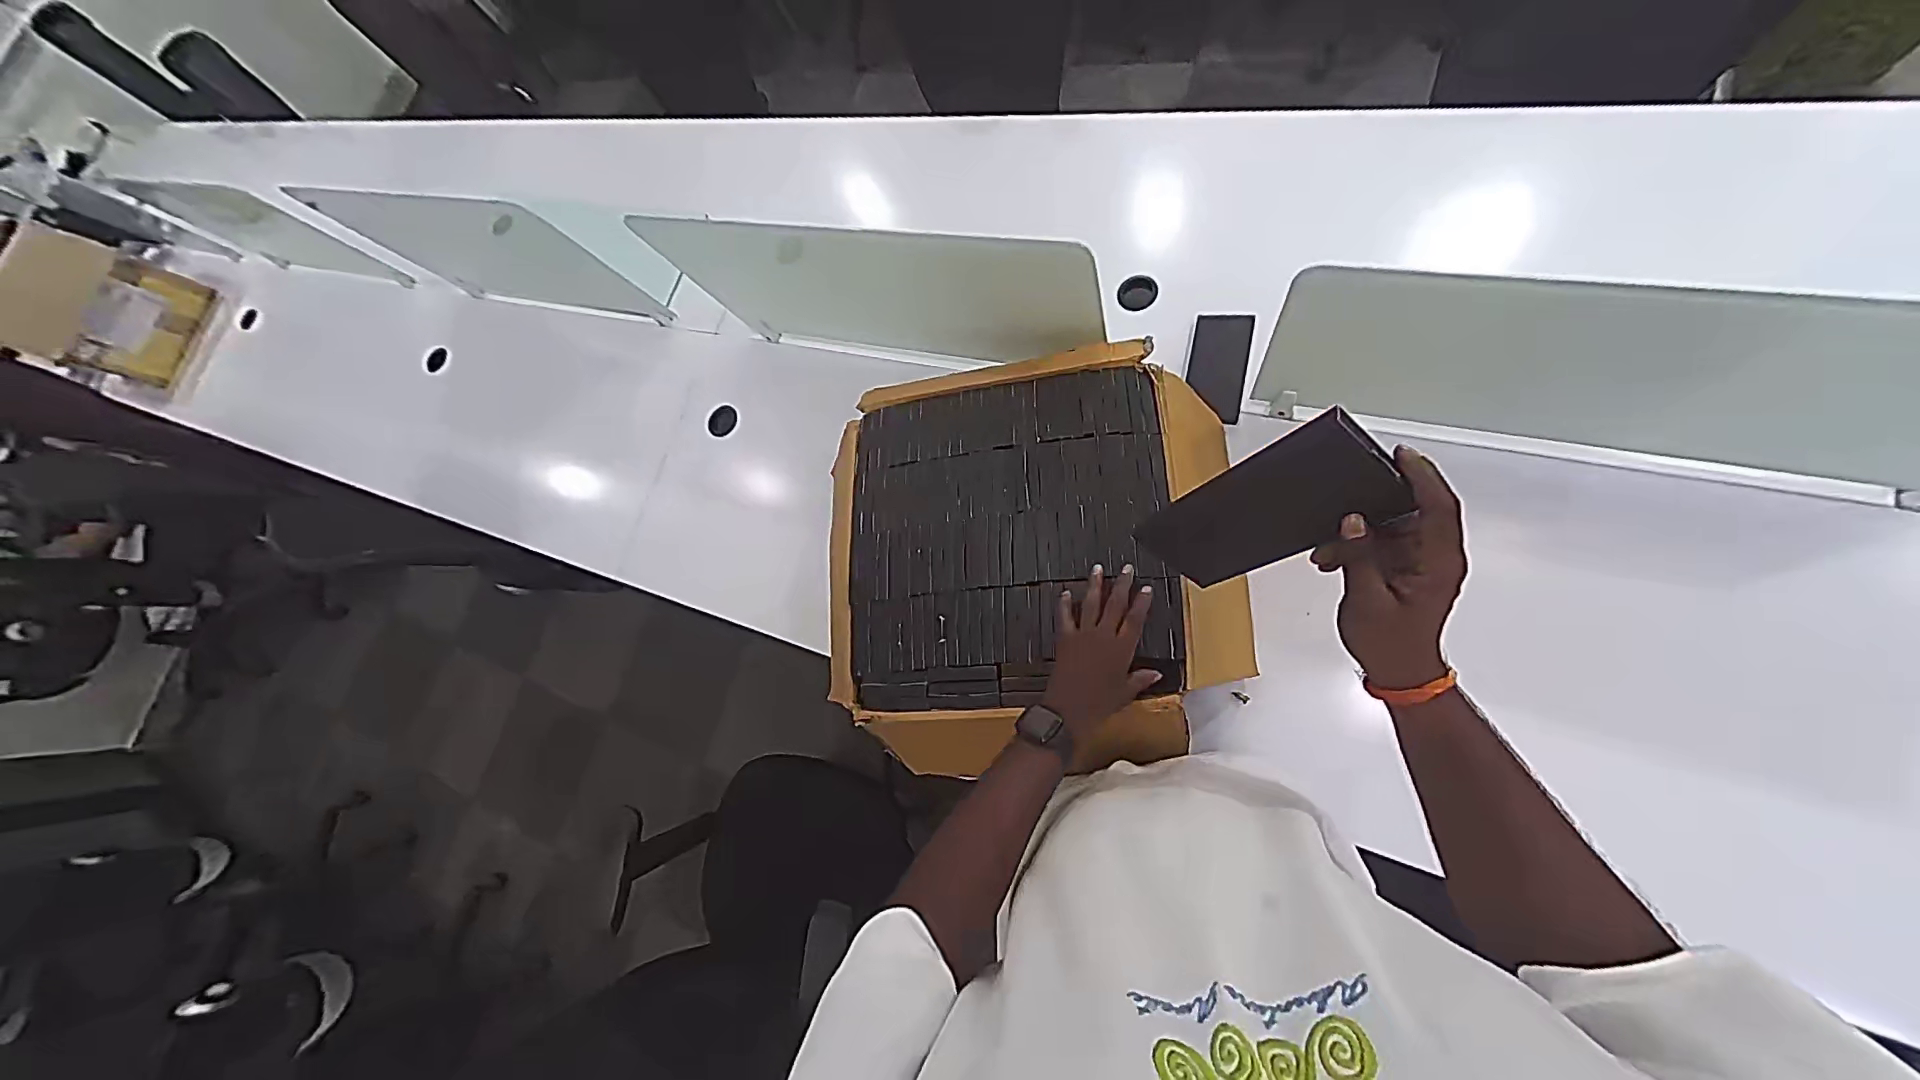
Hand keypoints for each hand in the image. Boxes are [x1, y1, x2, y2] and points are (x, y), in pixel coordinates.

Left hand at [1042, 564, 1161, 739]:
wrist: (1068, 711)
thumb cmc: (1098, 705)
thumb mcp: (1124, 693)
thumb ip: (1140, 679)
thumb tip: (1155, 673)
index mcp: (1122, 650)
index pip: (1135, 620)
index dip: (1142, 602)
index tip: (1146, 588)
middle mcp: (1103, 637)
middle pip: (1115, 605)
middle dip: (1122, 585)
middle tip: (1126, 569)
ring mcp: (1083, 635)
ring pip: (1091, 604)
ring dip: (1095, 585)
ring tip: (1097, 569)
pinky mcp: (1065, 639)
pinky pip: (1065, 616)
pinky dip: (1064, 604)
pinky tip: (1065, 593)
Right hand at [1310, 446, 1465, 688]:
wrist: (1400, 672)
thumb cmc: (1391, 644)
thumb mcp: (1367, 598)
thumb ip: (1361, 555)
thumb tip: (1353, 522)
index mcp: (1439, 563)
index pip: (1438, 507)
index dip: (1421, 476)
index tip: (1402, 455)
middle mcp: (1437, 558)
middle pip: (1417, 510)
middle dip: (1381, 500)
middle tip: (1358, 484)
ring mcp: (1423, 563)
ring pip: (1394, 526)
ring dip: (1360, 532)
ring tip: (1332, 549)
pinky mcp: (1408, 569)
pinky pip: (1384, 542)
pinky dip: (1358, 545)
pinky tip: (1336, 557)